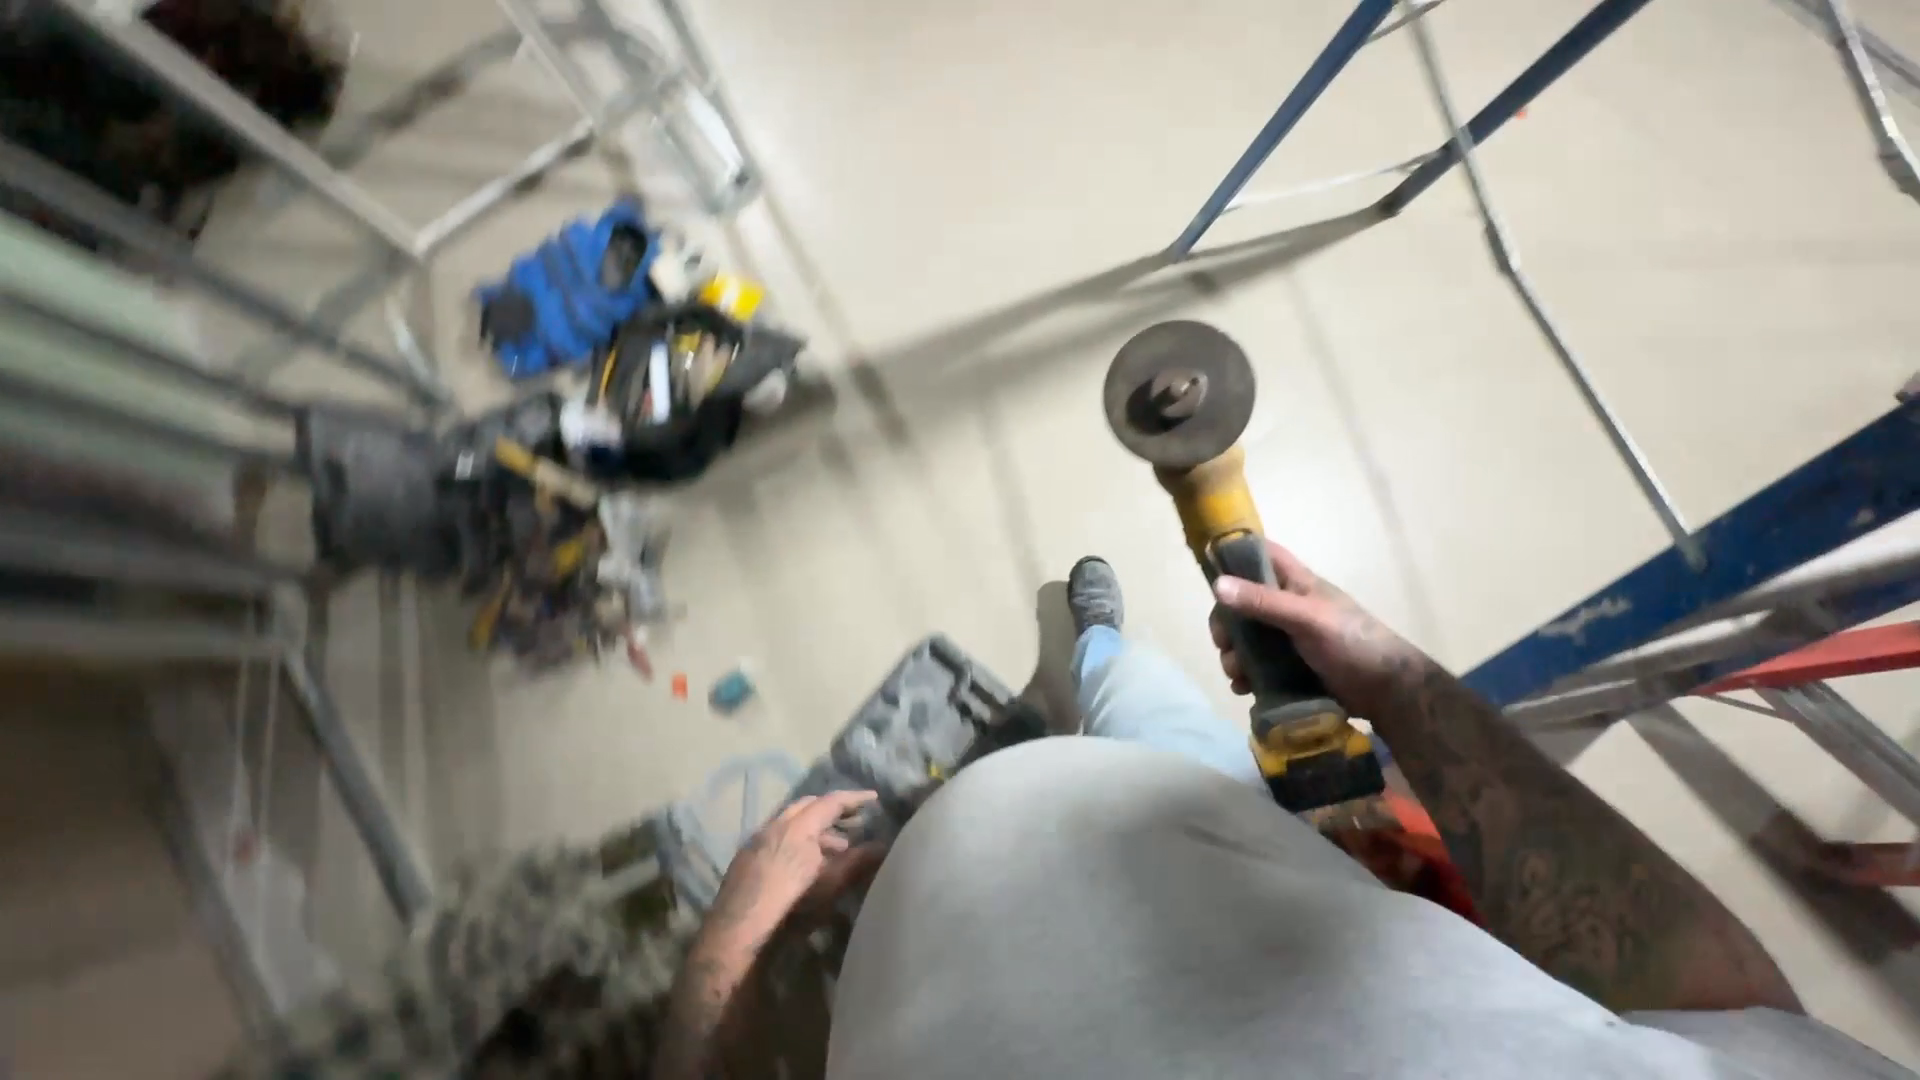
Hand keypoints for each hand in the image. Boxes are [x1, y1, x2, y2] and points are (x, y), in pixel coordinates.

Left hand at [703, 790, 885, 947]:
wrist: (737, 935)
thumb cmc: (791, 907)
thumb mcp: (831, 885)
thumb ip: (859, 862)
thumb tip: (883, 846)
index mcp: (798, 826)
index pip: (831, 801)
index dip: (855, 798)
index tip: (874, 799)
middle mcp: (775, 825)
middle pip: (808, 806)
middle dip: (832, 811)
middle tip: (854, 823)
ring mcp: (756, 841)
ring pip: (790, 822)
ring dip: (814, 829)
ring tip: (834, 849)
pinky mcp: (744, 859)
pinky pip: (776, 837)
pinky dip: (796, 840)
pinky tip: (804, 864)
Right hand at [1208, 540, 1422, 719]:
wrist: (1388, 691)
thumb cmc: (1353, 643)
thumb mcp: (1307, 618)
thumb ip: (1263, 602)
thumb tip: (1217, 585)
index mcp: (1296, 584)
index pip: (1261, 555)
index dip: (1236, 556)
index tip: (1212, 574)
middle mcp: (1287, 607)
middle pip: (1241, 604)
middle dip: (1226, 625)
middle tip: (1225, 644)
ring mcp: (1287, 639)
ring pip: (1245, 640)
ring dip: (1234, 656)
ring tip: (1238, 675)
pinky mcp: (1288, 668)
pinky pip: (1255, 667)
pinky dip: (1244, 676)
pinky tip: (1244, 688)